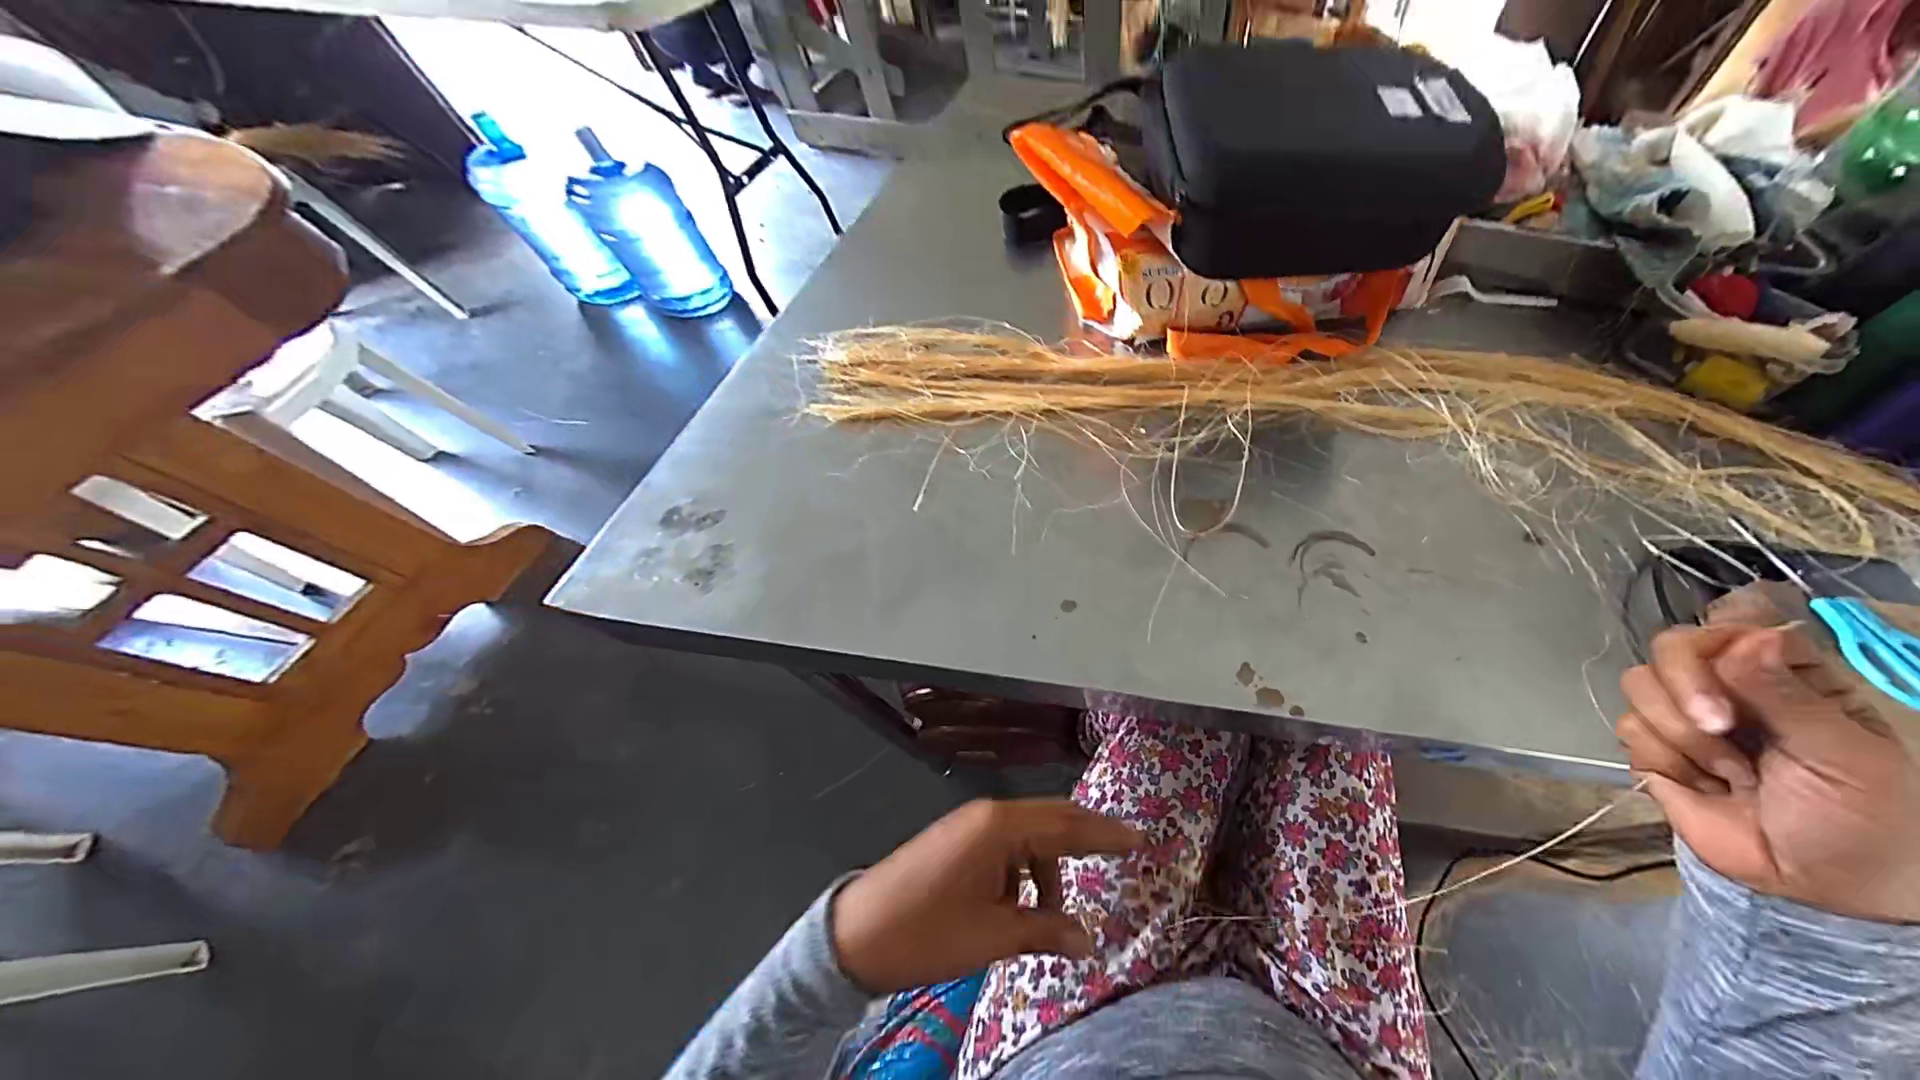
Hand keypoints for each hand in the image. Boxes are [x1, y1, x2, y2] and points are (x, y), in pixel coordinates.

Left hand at [830, 798, 1142, 992]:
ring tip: (1052, 918)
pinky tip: (1020, 909)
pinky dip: (1021, 874)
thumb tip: (1087, 940)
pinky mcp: (955, 844)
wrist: (855, 935)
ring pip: (1025, 840)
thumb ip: (1044, 930)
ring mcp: (967, 828)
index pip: (1066, 823)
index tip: (1140, 839)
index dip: (1105, 833)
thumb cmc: (925, 931)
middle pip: (1048, 821)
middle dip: (1082, 843)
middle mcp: (985, 817)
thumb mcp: (991, 935)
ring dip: (1046, 872)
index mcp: (997, 826)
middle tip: (1117, 860)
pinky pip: (1003, 850)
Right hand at [1618, 624, 1919, 922]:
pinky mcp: (1651, 748)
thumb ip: (1788, 695)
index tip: (1730, 669)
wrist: (1821, 886)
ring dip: (1684, 737)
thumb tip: (1750, 637)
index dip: (1717, 642)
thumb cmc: (1860, 817)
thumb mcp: (1843, 754)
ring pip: (1639, 688)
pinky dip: (1667, 761)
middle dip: (1686, 688)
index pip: (1730, 628)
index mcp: (1784, 677)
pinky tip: (1706, 786)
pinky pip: (1628, 730)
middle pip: (1670, 649)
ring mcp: (1682, 716)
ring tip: (1733, 775)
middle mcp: (1727, 688)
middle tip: (1720, 728)